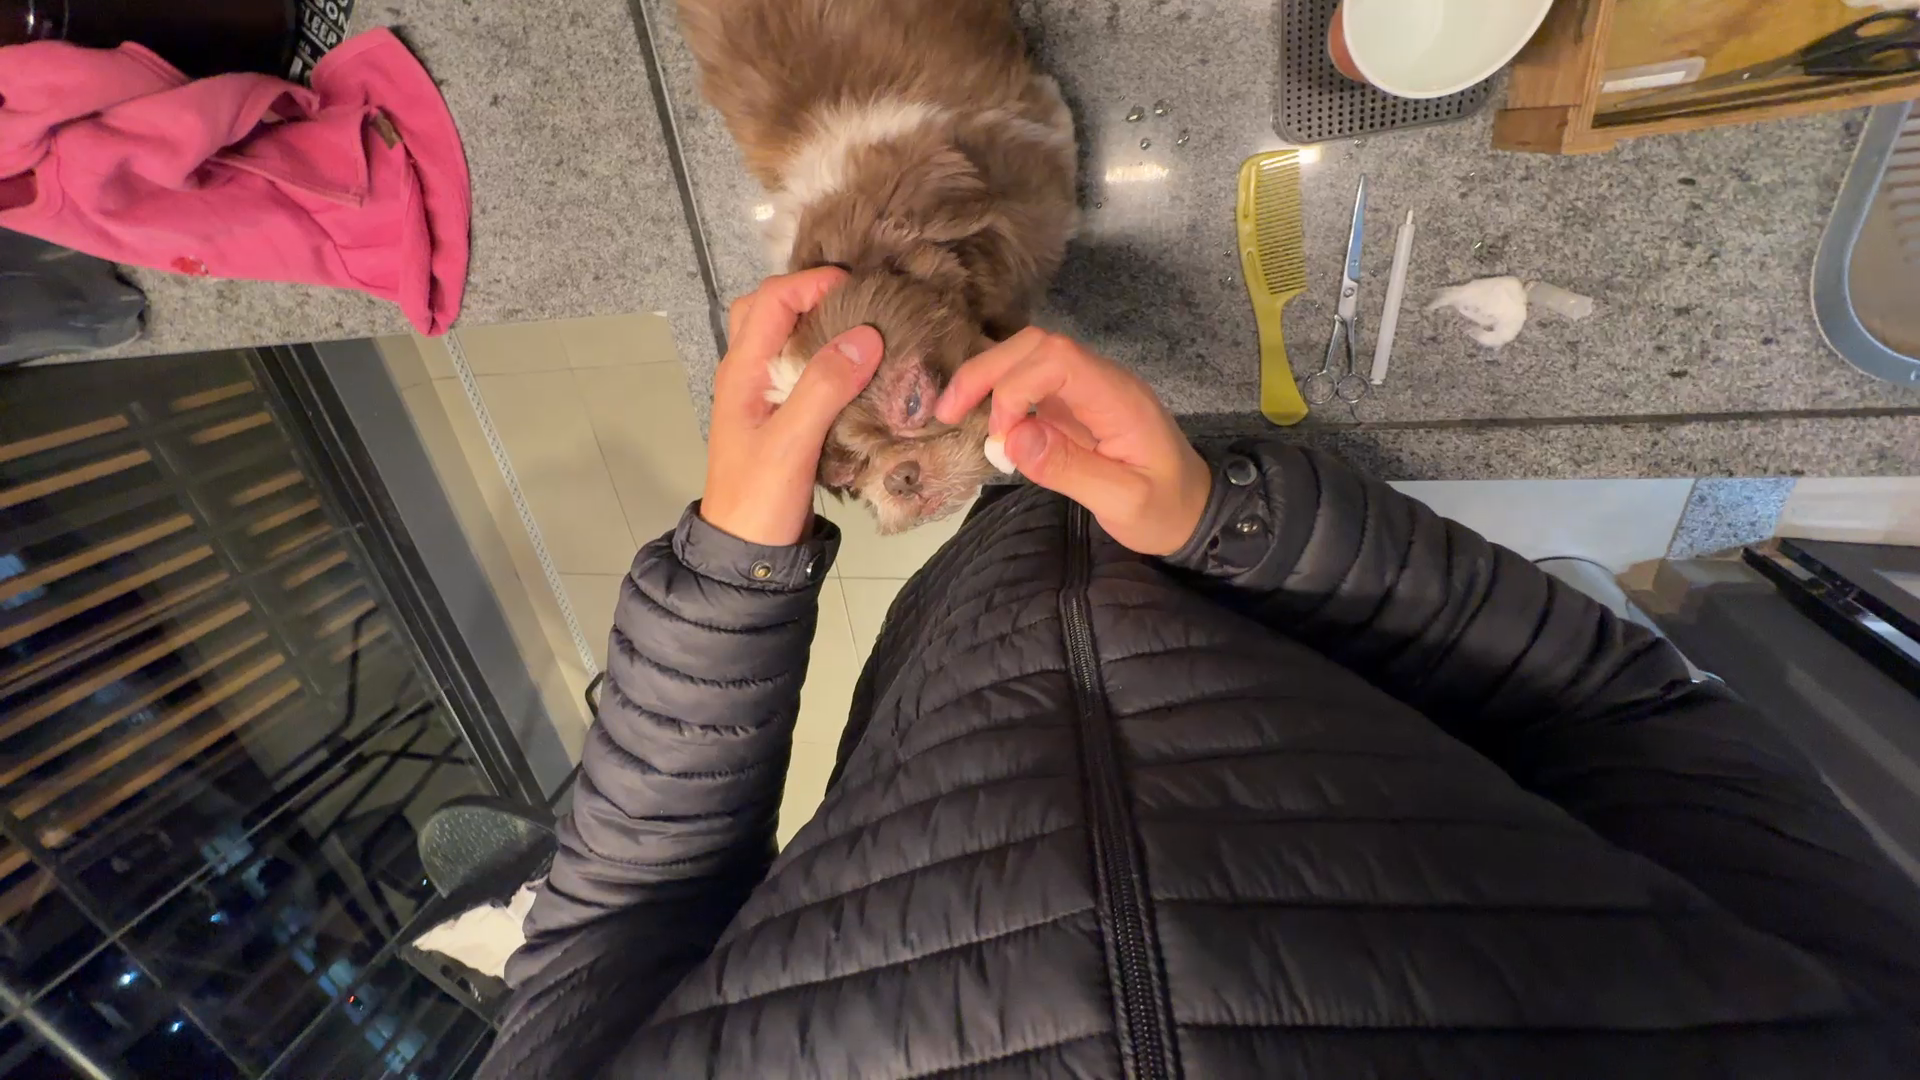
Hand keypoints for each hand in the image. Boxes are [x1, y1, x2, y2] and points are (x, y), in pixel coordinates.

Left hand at [701, 269, 882, 545]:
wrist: (747, 551)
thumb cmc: (761, 497)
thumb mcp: (792, 441)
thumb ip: (824, 387)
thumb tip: (867, 337)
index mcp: (742, 371)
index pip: (771, 301)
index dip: (812, 283)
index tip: (858, 288)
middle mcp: (747, 375)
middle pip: (769, 312)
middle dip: (809, 295)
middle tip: (856, 301)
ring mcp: (762, 397)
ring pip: (783, 341)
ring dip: (816, 326)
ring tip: (861, 328)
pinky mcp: (779, 419)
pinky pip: (799, 371)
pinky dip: (825, 359)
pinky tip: (855, 372)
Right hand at [934, 328, 1210, 555]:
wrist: (1193, 511)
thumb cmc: (1165, 510)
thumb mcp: (1124, 502)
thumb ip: (1069, 469)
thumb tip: (1011, 438)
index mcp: (1118, 398)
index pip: (1058, 360)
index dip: (1016, 387)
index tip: (1001, 437)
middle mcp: (1101, 382)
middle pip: (1036, 346)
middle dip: (986, 372)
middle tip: (947, 413)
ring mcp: (1087, 391)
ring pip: (1029, 357)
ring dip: (987, 378)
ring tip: (951, 412)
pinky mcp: (1074, 406)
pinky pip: (1031, 383)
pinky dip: (999, 394)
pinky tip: (979, 418)